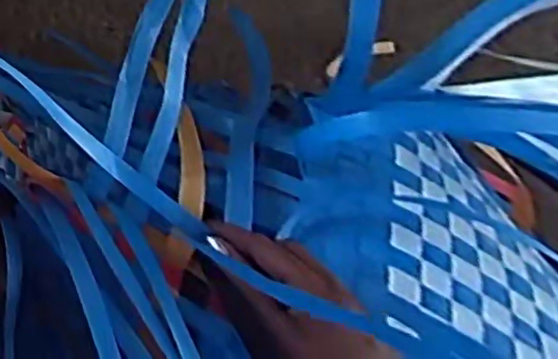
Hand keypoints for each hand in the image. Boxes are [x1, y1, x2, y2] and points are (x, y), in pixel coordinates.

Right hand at [210, 224, 392, 358]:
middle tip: (221, 253)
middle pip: (289, 250)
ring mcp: (355, 310)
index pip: (264, 246)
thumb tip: (209, 243)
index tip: (198, 228)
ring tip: (248, 275)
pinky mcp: (359, 327)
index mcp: (319, 289)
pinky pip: (318, 286)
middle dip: (252, 245)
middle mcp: (341, 291)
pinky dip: (291, 280)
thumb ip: (235, 282)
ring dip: (273, 262)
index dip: (228, 233)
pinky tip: (278, 298)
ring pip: (305, 266)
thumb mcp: (263, 329)